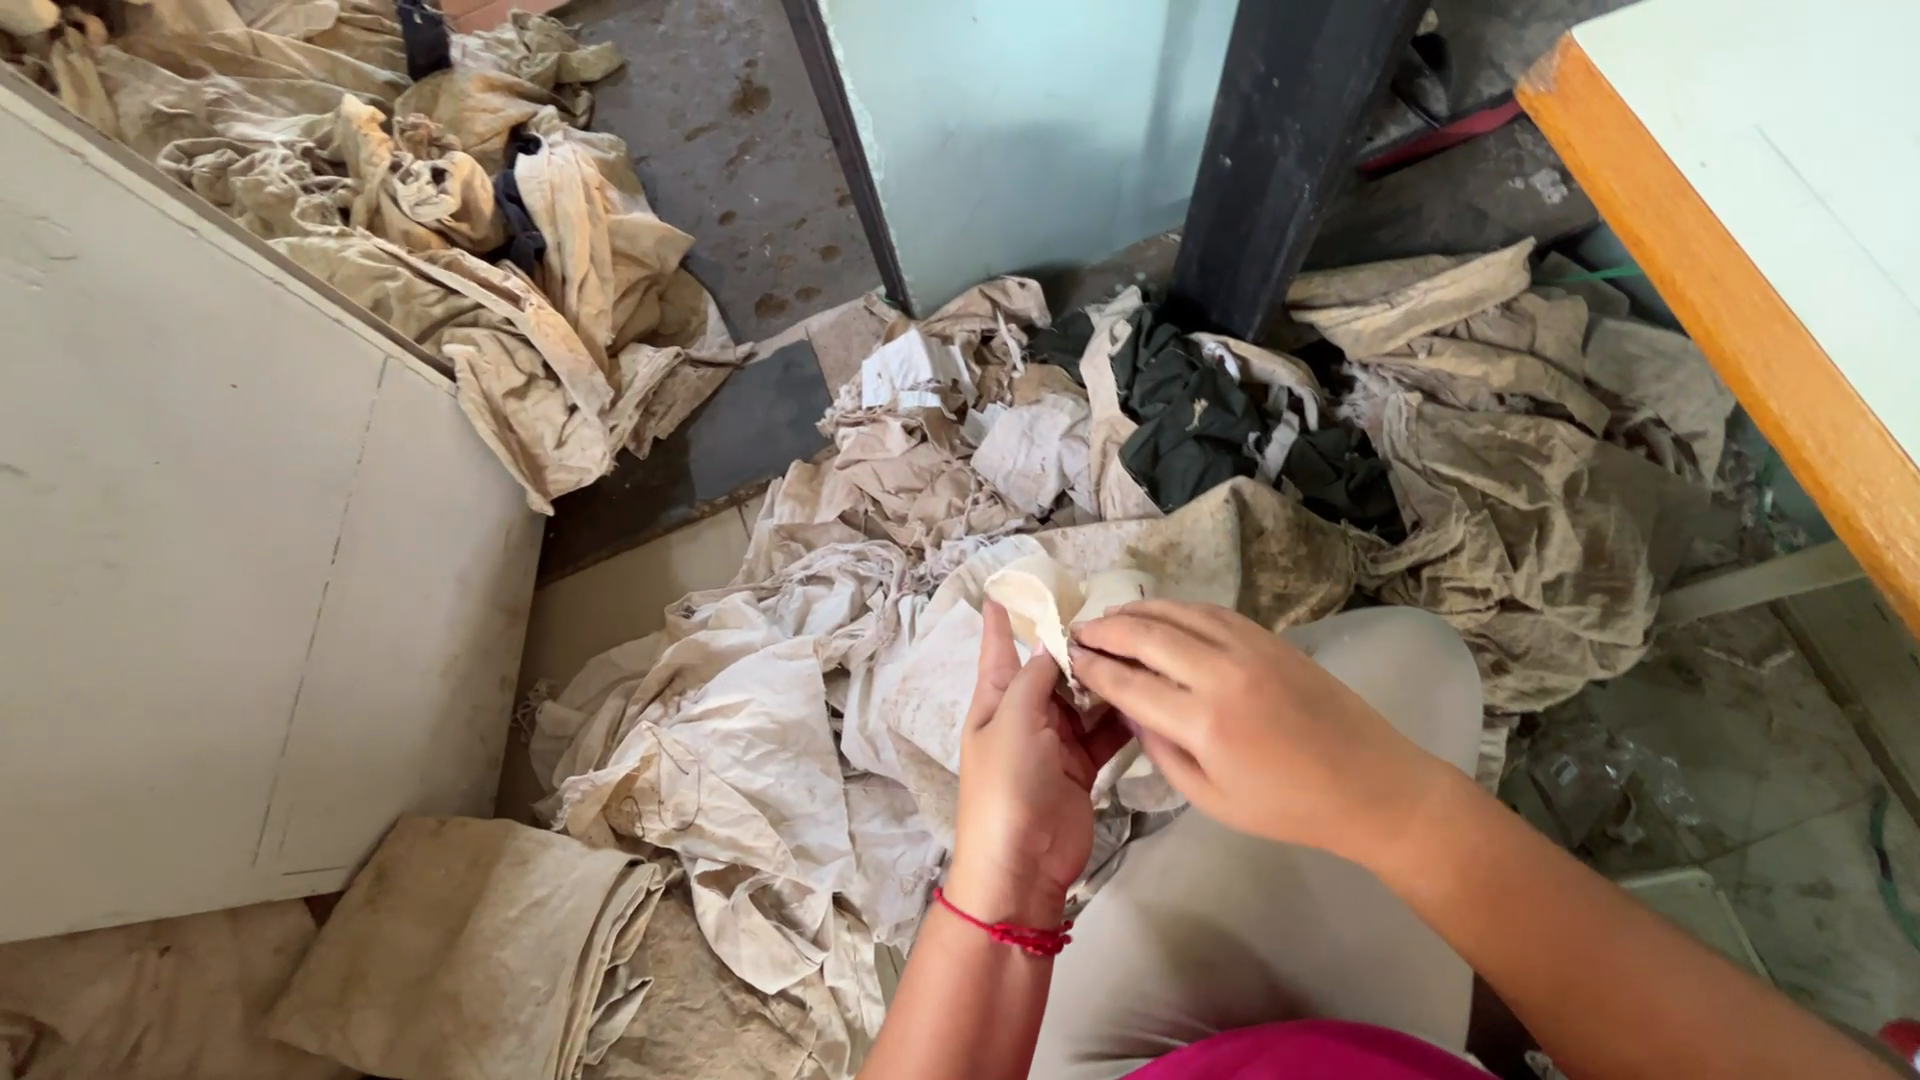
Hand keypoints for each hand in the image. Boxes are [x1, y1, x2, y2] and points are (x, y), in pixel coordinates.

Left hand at [948, 601, 1131, 926]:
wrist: (1021, 864)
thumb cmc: (1006, 785)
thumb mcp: (1012, 722)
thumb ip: (1034, 678)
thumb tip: (1052, 640)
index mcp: (995, 699)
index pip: (999, 647)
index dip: (1004, 618)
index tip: (1012, 585)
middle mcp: (1023, 713)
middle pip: (1052, 669)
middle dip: (1076, 645)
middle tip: (1113, 615)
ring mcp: (1054, 740)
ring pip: (1083, 697)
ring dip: (1104, 679)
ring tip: (1138, 649)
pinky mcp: (1081, 764)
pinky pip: (1103, 731)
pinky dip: (1120, 717)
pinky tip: (1145, 696)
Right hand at [1069, 600, 1456, 865]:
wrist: (1372, 785)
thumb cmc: (1288, 807)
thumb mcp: (1210, 799)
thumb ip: (1160, 750)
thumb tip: (1127, 707)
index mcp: (1204, 724)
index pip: (1128, 683)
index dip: (1093, 668)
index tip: (1069, 658)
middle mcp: (1221, 675)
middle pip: (1145, 636)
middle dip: (1104, 630)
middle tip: (1078, 631)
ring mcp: (1249, 648)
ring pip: (1176, 613)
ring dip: (1135, 611)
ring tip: (1109, 616)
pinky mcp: (1270, 638)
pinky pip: (1210, 611)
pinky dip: (1175, 608)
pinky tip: (1158, 614)